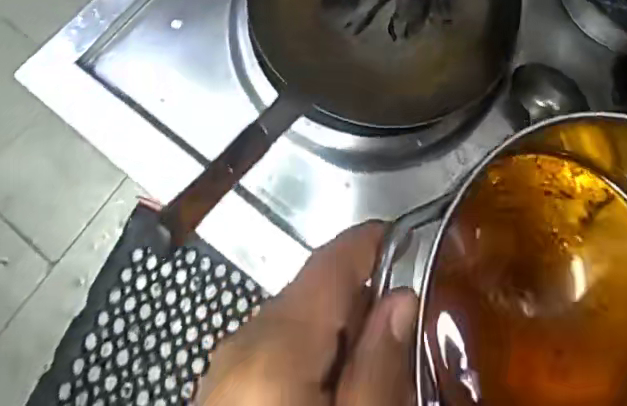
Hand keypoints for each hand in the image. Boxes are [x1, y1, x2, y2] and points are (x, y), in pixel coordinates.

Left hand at [195, 221, 420, 405]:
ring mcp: (222, 366)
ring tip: (376, 363)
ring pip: (291, 323)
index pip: (329, 261)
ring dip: (334, 331)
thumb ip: (377, 368)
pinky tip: (330, 389)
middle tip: (410, 324)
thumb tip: (400, 300)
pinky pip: (268, 354)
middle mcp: (243, 339)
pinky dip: (305, 357)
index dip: (370, 241)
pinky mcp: (216, 392)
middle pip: (312, 291)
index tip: (408, 235)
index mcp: (276, 340)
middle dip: (359, 297)